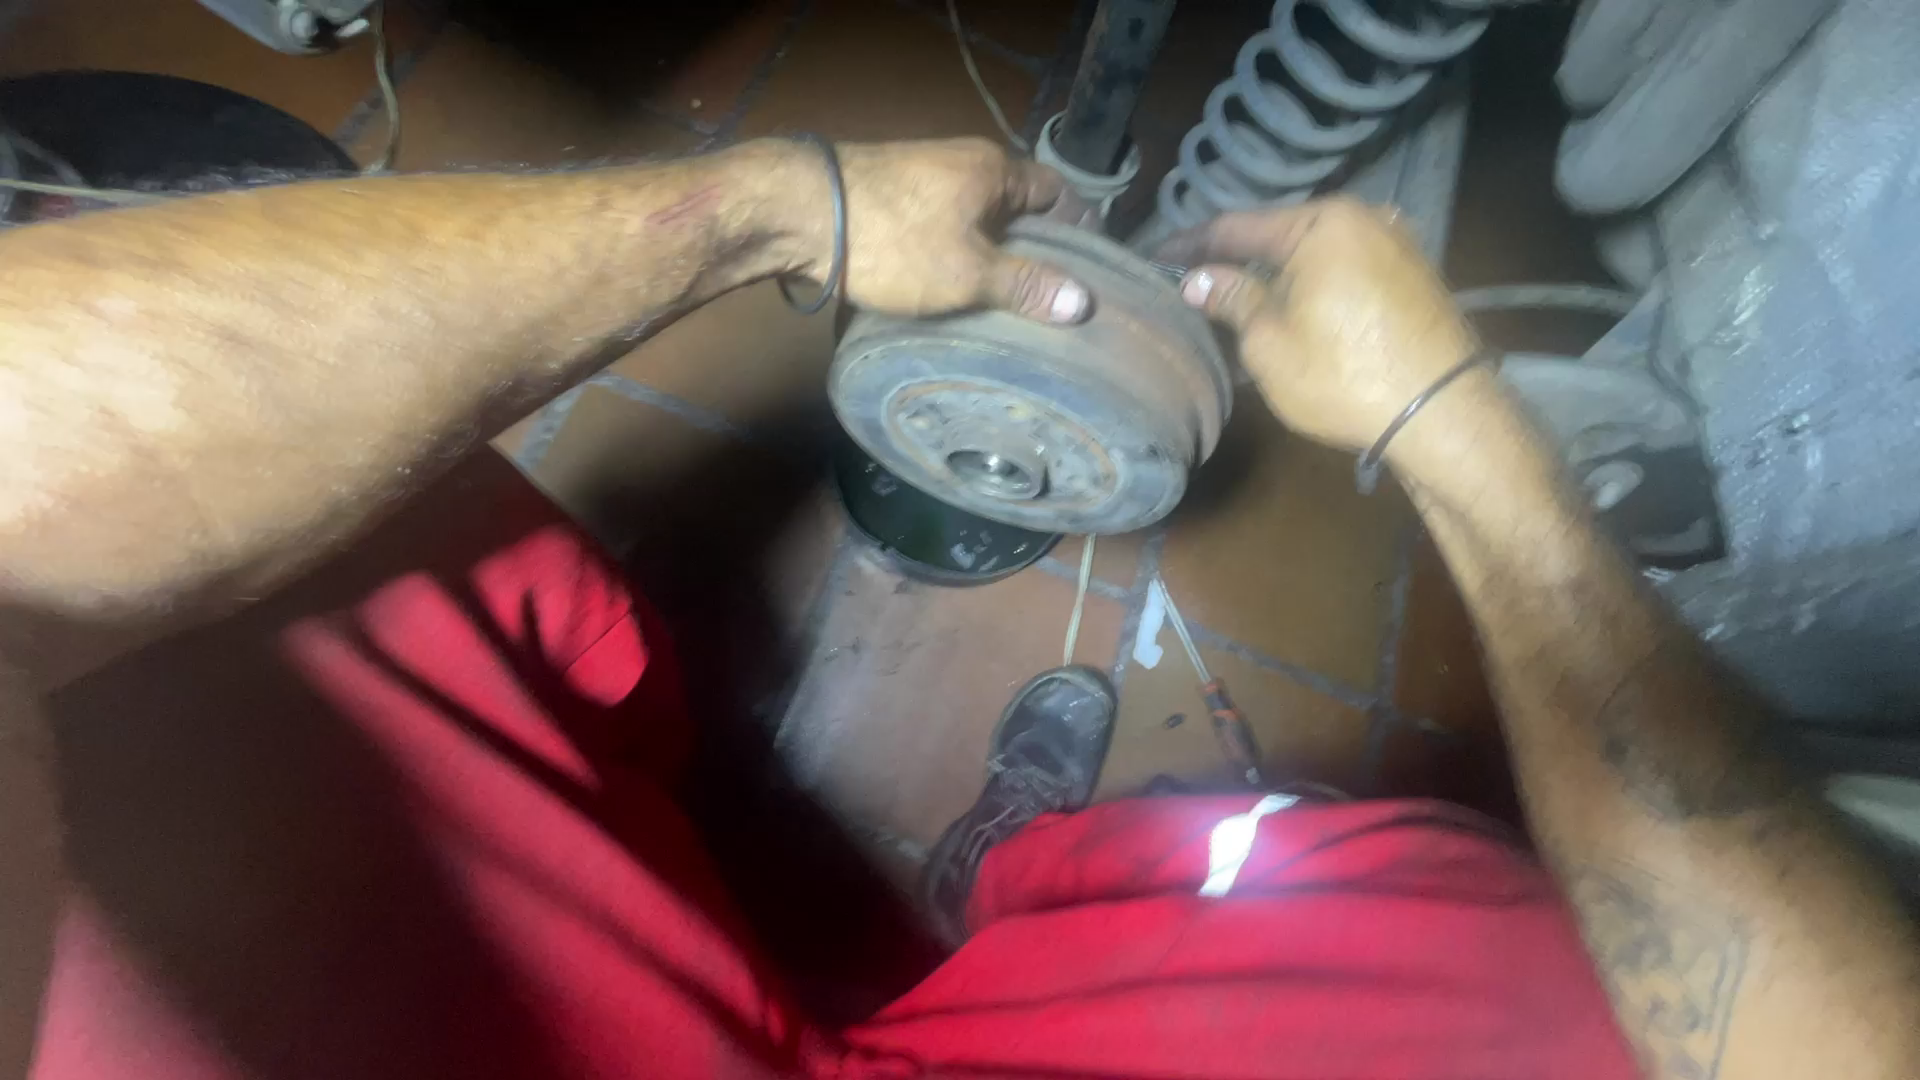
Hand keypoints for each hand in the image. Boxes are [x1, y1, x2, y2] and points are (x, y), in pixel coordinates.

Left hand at [783, 137, 1090, 323]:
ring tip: (1007, 306)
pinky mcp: (893, 203)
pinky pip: (943, 232)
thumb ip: (1024, 285)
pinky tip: (956, 293)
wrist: (801, 215)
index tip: (1088, 271)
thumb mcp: (968, 271)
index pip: (1056, 192)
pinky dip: (957, 259)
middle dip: (1033, 251)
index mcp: (993, 169)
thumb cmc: (895, 241)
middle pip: (1016, 209)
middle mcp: (962, 165)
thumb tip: (1084, 302)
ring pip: (976, 223)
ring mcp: (923, 181)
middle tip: (1049, 301)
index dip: (1077, 229)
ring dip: (991, 258)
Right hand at [1156, 198, 1479, 454]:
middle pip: (1277, 235)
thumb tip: (1196, 279)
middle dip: (1232, 258)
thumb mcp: (1269, 342)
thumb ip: (1232, 299)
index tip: (1154, 259)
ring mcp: (1393, 242)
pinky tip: (1284, 304)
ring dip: (1270, 273)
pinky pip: (1340, 267)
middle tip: (1191, 281)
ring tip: (1232, 296)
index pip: (1236, 226)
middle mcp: (1362, 217)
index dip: (1189, 245)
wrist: (1439, 412)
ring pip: (1311, 252)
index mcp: (1321, 224)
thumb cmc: (1341, 375)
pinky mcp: (1409, 273)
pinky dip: (1306, 282)